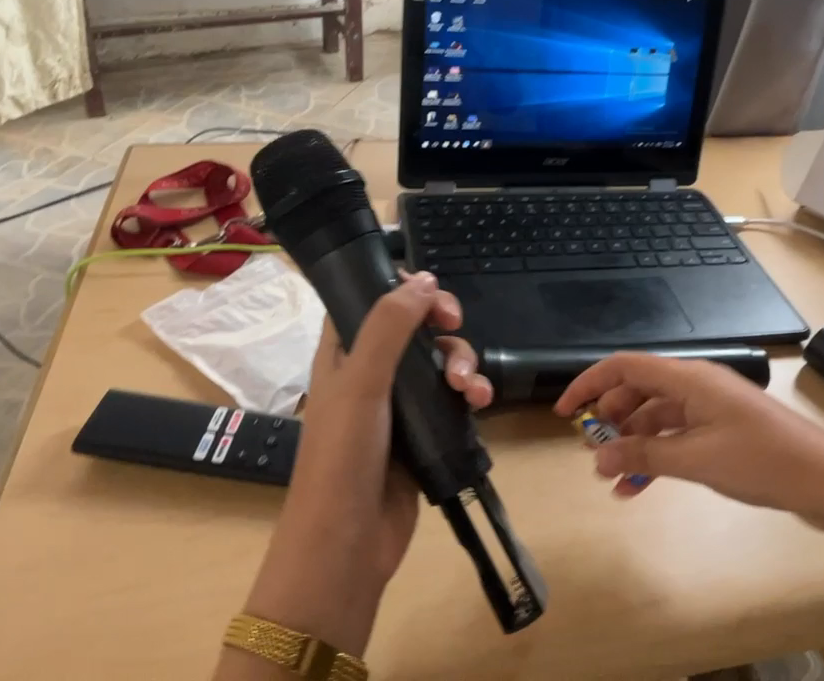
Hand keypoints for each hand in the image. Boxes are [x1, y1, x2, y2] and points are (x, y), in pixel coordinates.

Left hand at [238, 271, 490, 657]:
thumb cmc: (343, 455)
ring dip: (462, 362)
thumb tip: (425, 278)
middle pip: (413, 328)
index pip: (368, 301)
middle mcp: (369, 374)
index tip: (429, 291)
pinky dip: (471, 394)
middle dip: (440, 323)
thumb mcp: (361, 381)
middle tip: (455, 323)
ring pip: (439, 363)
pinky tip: (481, 404)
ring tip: (470, 388)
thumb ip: (390, 326)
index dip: (398, 287)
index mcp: (342, 354)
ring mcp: (398, 405)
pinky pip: (453, 399)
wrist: (348, 543)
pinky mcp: (425, 433)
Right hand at [554, 352, 823, 530]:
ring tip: (610, 476)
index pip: (625, 367)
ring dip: (631, 443)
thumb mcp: (697, 459)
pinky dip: (655, 457)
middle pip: (638, 390)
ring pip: (655, 417)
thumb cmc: (762, 461)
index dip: (589, 384)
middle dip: (609, 418)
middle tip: (591, 450)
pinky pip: (676, 437)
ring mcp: (711, 409)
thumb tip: (598, 457)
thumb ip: (644, 455)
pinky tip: (638, 487)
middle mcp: (696, 386)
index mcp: (688, 379)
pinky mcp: (723, 433)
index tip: (564, 412)